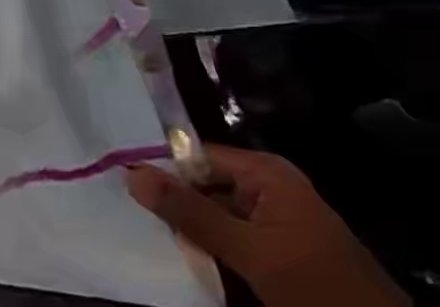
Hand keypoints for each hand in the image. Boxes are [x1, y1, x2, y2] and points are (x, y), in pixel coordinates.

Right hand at [127, 145, 408, 306]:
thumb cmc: (315, 283)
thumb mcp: (250, 250)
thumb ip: (191, 213)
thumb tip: (133, 174)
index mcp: (265, 171)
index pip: (198, 156)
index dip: (163, 169)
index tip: (125, 182)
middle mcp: (268, 185)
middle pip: (206, 183)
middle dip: (175, 201)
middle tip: (134, 212)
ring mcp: (274, 218)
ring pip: (216, 213)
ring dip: (191, 227)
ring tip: (152, 233)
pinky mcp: (277, 248)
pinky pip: (232, 236)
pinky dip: (211, 246)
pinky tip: (187, 256)